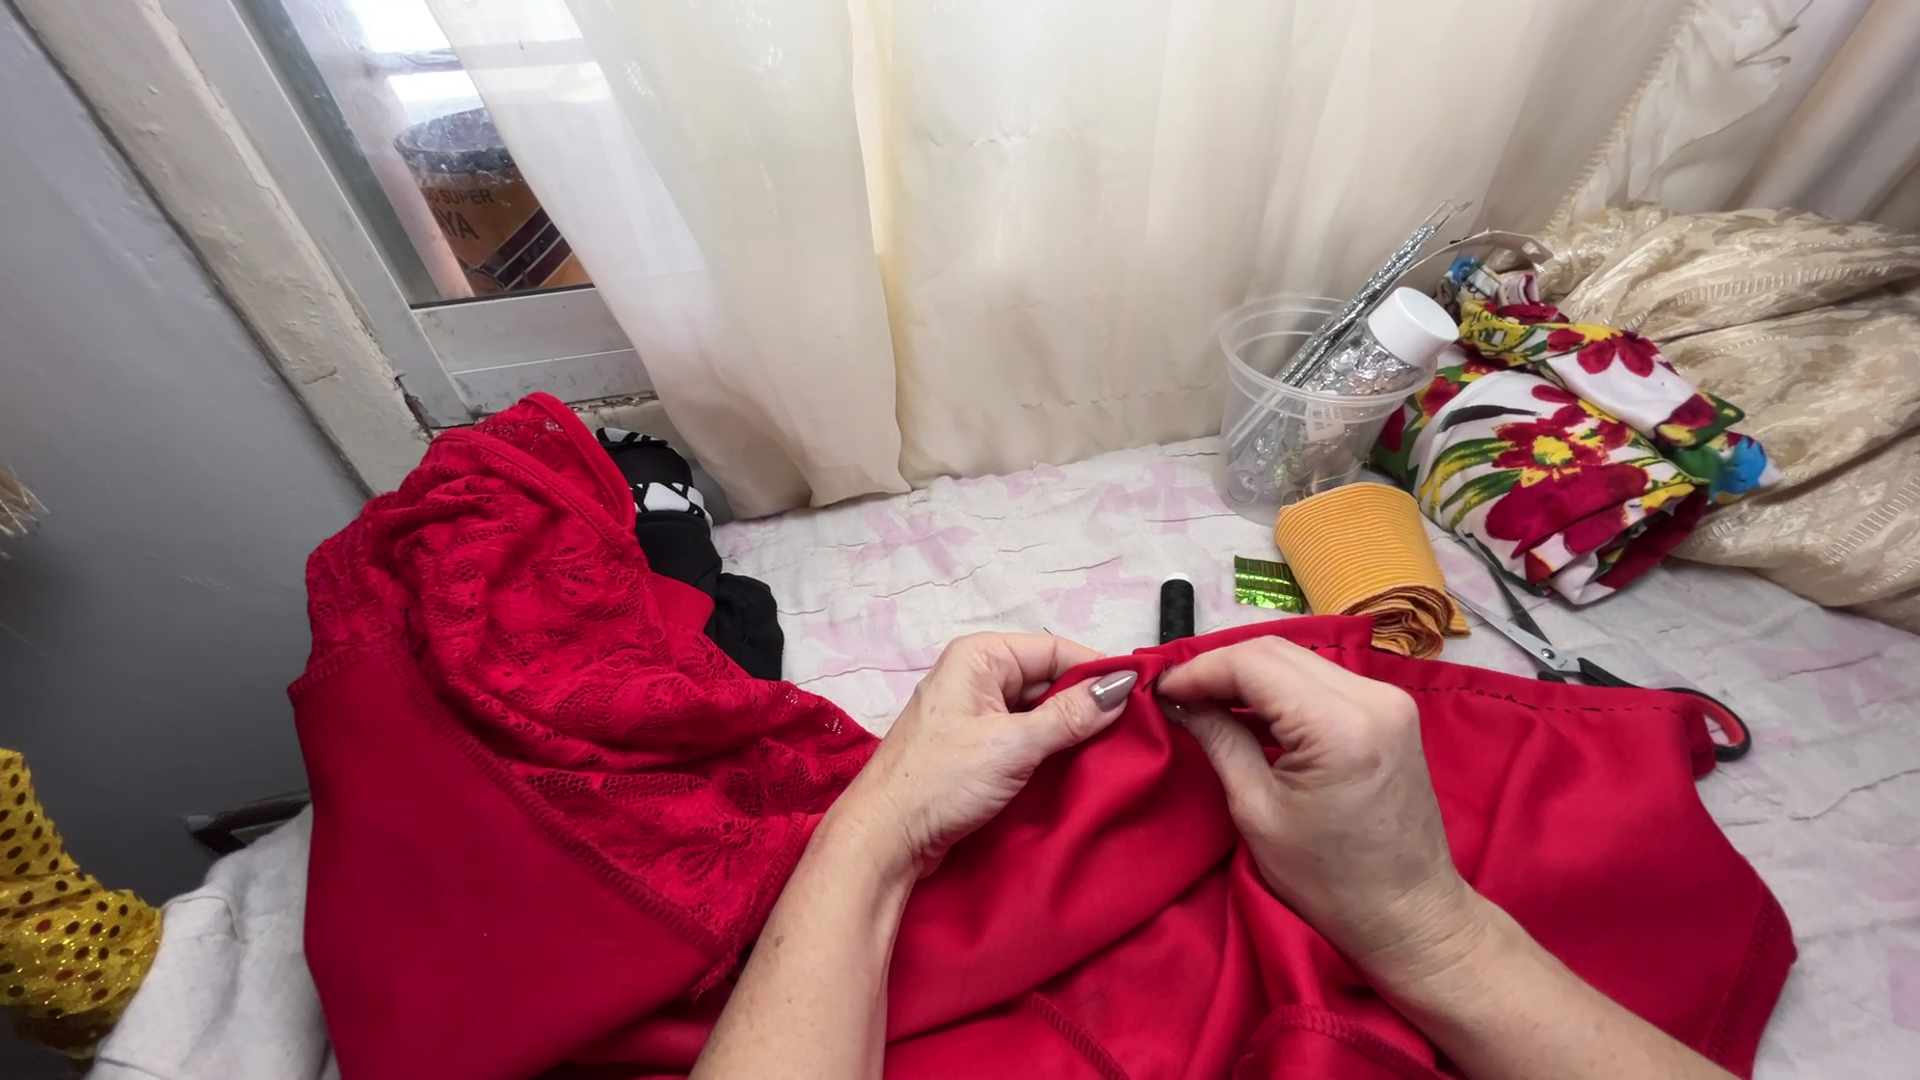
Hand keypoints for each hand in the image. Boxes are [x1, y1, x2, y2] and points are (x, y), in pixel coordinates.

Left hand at [834, 633, 1135, 879]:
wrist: (886, 838)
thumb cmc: (941, 781)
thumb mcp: (1014, 745)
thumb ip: (1070, 716)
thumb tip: (1120, 688)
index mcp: (979, 656)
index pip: (1053, 649)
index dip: (1097, 669)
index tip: (1141, 693)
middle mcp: (977, 675)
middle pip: (1047, 677)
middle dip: (1087, 700)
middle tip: (1136, 726)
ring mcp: (975, 711)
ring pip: (1038, 708)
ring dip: (1071, 727)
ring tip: (1118, 745)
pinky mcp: (976, 745)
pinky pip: (1024, 733)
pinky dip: (1051, 746)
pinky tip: (1081, 763)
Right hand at [1157, 637, 1482, 982]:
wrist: (1411, 917)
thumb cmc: (1328, 881)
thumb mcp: (1255, 809)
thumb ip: (1217, 738)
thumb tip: (1176, 701)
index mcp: (1339, 726)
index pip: (1252, 664)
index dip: (1199, 671)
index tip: (1161, 690)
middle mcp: (1371, 698)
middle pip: (1273, 651)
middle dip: (1217, 666)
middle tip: (1177, 694)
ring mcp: (1385, 698)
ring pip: (1293, 657)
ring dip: (1243, 672)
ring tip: (1203, 699)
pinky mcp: (1387, 708)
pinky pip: (1315, 675)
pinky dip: (1273, 684)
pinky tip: (1245, 707)